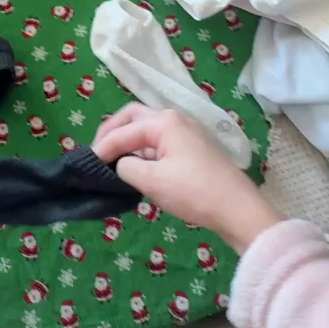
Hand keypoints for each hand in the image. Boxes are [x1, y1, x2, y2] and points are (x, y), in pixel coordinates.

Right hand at [92, 104, 281, 252]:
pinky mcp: (195, 147)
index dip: (103, 147)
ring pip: (148, 127)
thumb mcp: (152, 182)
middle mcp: (175, 118)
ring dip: (129, 139)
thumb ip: (126, 167)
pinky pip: (160, 139)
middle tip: (98, 150)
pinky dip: (144, 148)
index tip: (88, 162)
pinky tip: (139, 165)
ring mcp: (187, 131)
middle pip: (134, 116)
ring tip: (114, 158)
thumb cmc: (194, 192)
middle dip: (113, 131)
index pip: (124, 131)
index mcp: (164, 122)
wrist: (240, 211)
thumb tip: (121, 164)